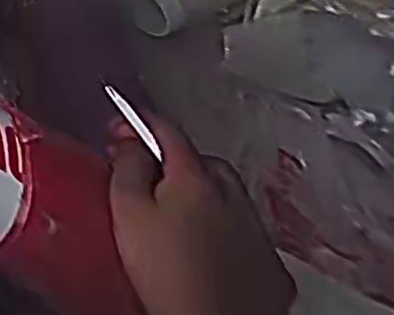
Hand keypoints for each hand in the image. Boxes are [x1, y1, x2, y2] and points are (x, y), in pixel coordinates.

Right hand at [109, 110, 295, 314]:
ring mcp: (260, 237)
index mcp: (196, 179)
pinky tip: (205, 243)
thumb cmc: (161, 267)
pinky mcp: (275, 272)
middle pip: (205, 161)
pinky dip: (225, 226)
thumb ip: (127, 164)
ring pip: (230, 195)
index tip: (119, 127)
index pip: (168, 131)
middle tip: (147, 171)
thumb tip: (131, 142)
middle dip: (175, 157)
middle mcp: (235, 200)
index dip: (139, 121)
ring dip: (203, 191)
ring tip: (174, 209)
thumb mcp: (126, 206)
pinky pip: (246, 231)